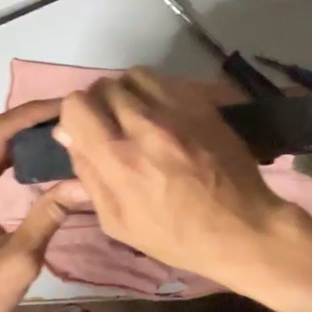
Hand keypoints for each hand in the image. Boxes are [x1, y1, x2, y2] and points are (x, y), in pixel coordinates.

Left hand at [0, 100, 82, 311]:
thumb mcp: (17, 261)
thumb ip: (49, 215)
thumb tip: (86, 182)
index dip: (33, 114)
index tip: (70, 106)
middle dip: (31, 122)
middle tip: (75, 117)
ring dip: (22, 140)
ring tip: (64, 134)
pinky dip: (12, 160)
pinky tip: (39, 162)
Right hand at [55, 68, 293, 284]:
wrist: (242, 226)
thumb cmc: (177, 236)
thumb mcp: (118, 223)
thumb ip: (88, 175)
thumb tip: (68, 137)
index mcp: (120, 160)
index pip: (77, 105)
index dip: (74, 117)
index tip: (85, 132)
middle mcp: (146, 126)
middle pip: (104, 86)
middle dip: (100, 104)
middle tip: (112, 126)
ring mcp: (179, 111)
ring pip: (135, 75)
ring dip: (129, 92)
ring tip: (138, 115)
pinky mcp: (204, 105)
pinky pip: (168, 81)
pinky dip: (158, 92)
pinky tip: (165, 114)